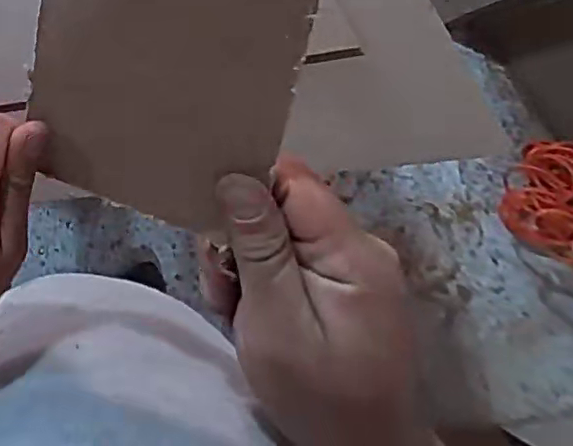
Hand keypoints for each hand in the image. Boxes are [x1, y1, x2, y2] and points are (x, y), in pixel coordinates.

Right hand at [216, 156, 428, 445]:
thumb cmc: (318, 395)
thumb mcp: (275, 322)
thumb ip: (258, 246)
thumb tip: (236, 176)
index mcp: (354, 253)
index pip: (292, 181)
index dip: (248, 186)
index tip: (215, 216)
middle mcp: (357, 248)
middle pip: (277, 205)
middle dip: (236, 236)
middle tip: (221, 284)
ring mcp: (349, 266)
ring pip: (273, 230)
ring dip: (240, 261)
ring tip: (232, 305)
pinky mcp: (336, 282)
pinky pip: (284, 254)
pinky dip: (256, 276)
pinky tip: (247, 309)